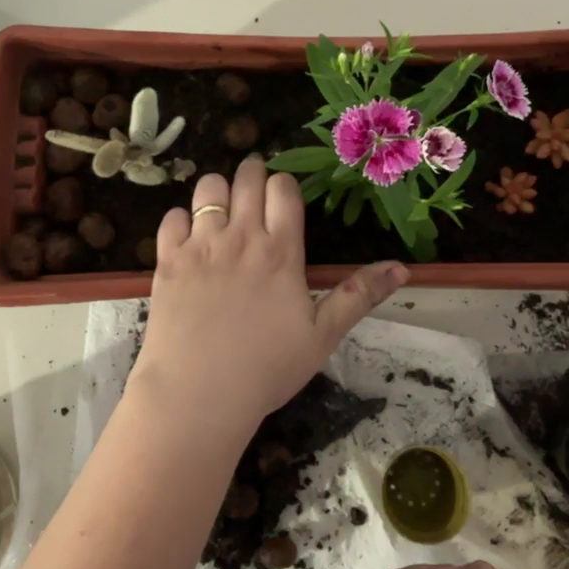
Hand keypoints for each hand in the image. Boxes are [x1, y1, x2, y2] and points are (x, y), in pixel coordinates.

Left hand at [130, 155, 408, 430]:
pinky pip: (172, 217)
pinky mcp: (167, 260)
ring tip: (223, 210)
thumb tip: (401, 268)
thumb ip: (359, 296)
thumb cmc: (266, 369)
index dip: (284, 185)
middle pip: (247, 177)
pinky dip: (181, 220)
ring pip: (208, 188)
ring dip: (218, 191)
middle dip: (253, 175)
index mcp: (280, 251)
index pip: (283, 189)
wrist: (199, 393)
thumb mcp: (323, 335)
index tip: (282, 199)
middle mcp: (240, 237)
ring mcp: (200, 245)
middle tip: (254, 192)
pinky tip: (189, 239)